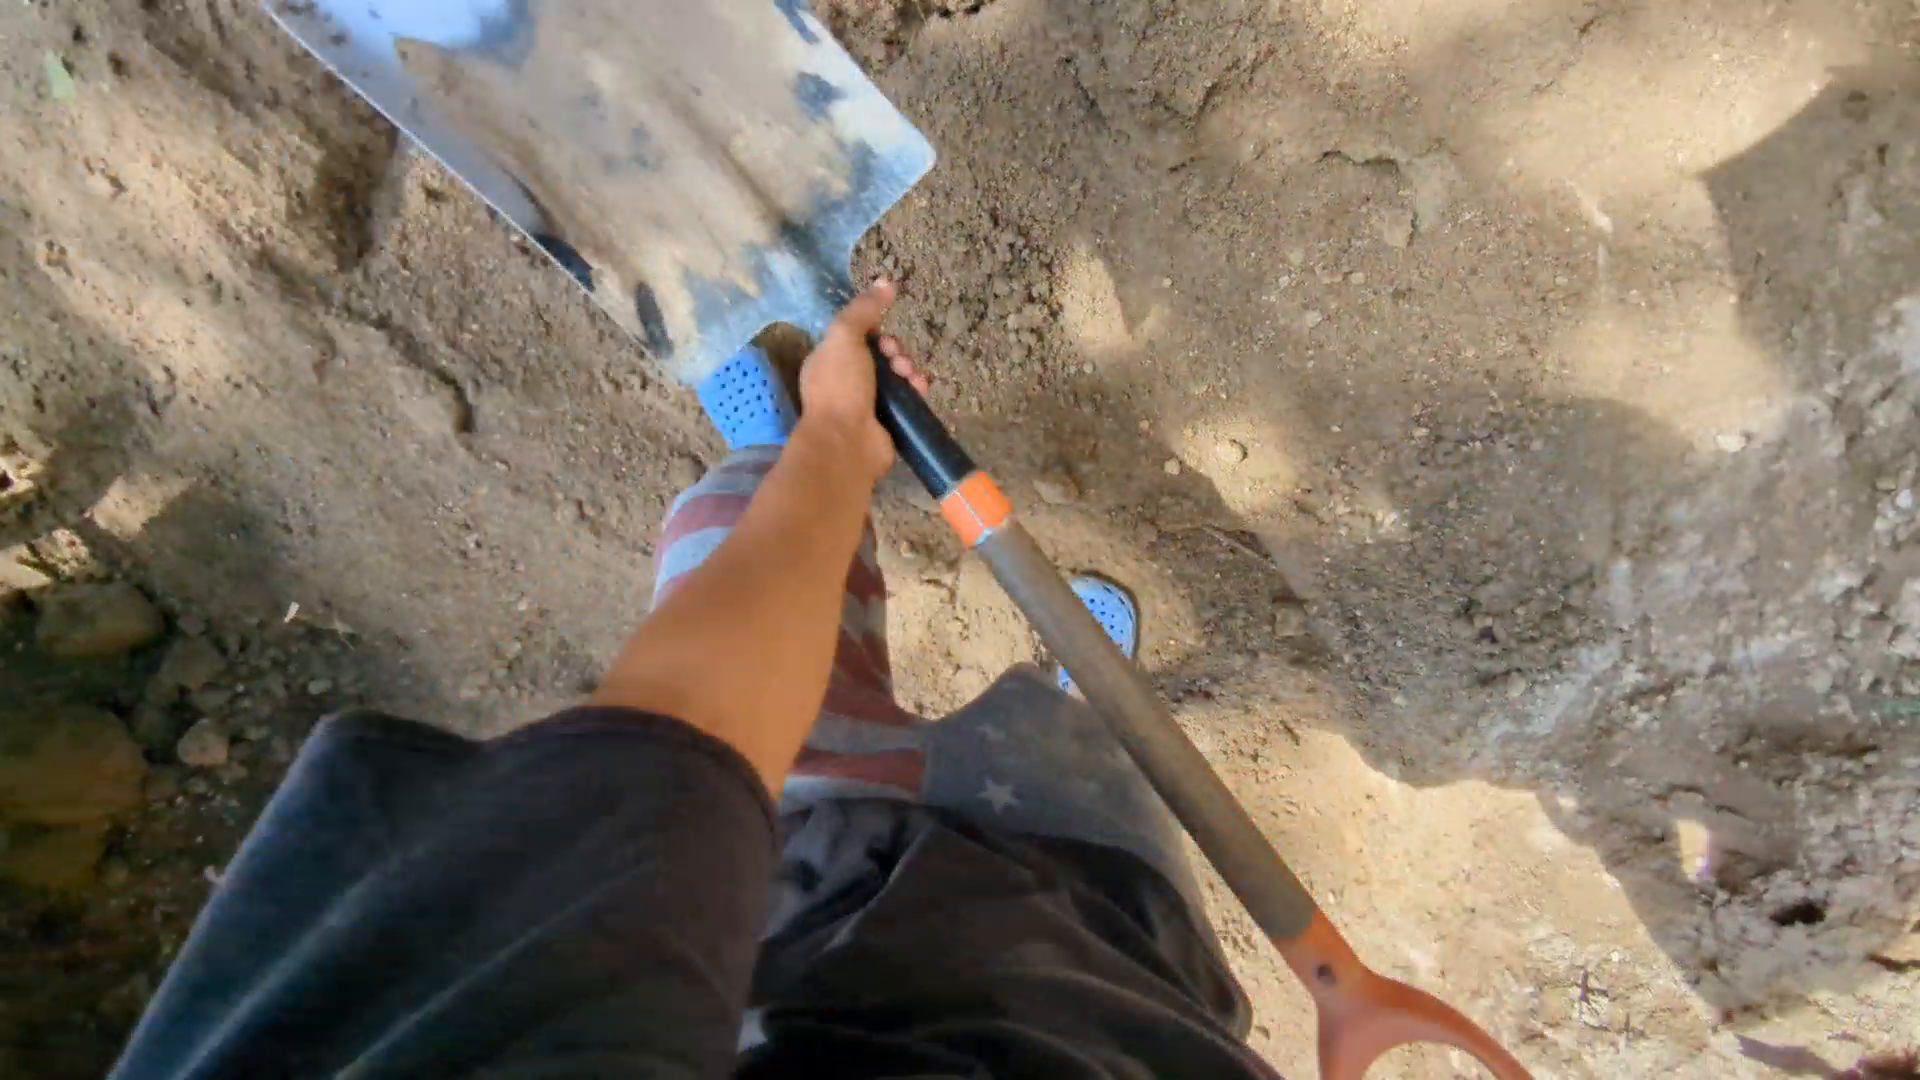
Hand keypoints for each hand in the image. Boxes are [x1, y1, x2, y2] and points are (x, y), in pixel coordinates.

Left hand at [797, 278, 930, 482]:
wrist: (847, 442)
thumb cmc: (840, 386)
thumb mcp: (845, 336)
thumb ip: (864, 308)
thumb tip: (886, 282)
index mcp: (829, 360)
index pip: (856, 336)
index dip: (874, 330)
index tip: (882, 334)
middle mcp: (846, 381)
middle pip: (881, 354)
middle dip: (895, 350)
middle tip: (897, 357)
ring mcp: (868, 404)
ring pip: (898, 375)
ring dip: (909, 368)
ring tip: (910, 375)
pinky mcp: (888, 422)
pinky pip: (908, 398)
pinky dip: (917, 390)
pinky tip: (920, 388)